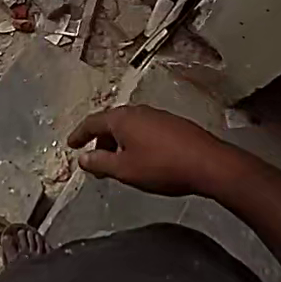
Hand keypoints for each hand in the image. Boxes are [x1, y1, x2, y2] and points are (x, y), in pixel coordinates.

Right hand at [66, 106, 243, 197]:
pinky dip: (136, 141)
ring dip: (119, 142)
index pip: (92, 122)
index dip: (79, 134)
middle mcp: (136, 111)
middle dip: (101, 141)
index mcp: (120, 119)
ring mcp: (157, 115)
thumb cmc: (162, 166)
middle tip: (96, 160)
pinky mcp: (173, 124)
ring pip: (129, 126)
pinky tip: (143, 158)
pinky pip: (145, 129)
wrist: (209, 164)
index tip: (71, 144)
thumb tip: (82, 159)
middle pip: (110, 123)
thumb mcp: (125, 170)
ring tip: (120, 162)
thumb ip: (100, 163)